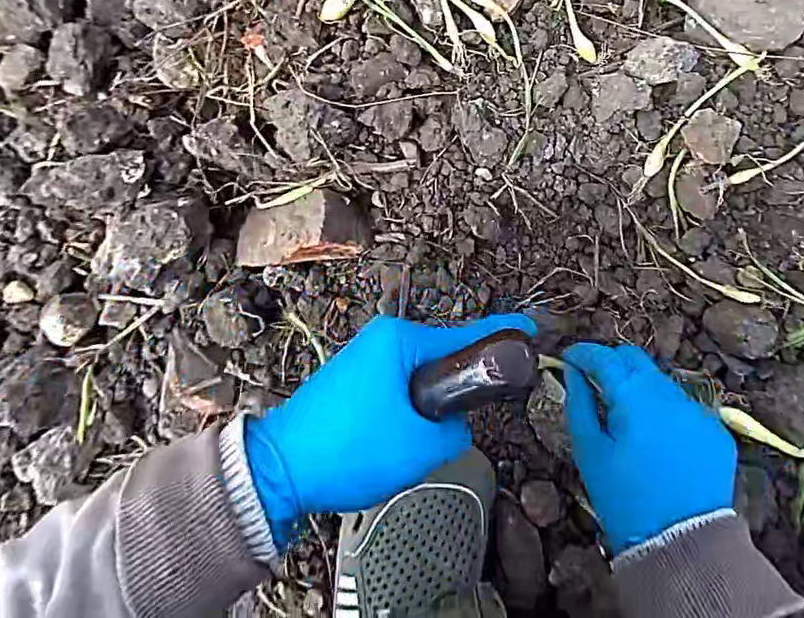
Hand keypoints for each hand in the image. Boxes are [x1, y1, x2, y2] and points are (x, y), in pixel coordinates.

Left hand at [244, 313, 535, 543]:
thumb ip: (454, 431)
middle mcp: (381, 339)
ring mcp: (364, 358)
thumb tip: (456, 425)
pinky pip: (395, 386)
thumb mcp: (417, 448)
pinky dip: (406, 407)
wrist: (275, 474)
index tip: (528, 328)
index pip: (464, 335)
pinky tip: (403, 434)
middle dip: (456, 385)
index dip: (501, 335)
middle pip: (440, 358)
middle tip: (474, 406)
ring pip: (417, 377)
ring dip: (427, 402)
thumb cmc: (345, 450)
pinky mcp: (352, 380)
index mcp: (399, 341)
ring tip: (426, 434)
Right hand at [562, 342, 735, 554]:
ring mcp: (697, 410)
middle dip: (612, 365)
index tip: (570, 358)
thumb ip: (579, 405)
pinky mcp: (716, 430)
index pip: (605, 357)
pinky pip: (684, 409)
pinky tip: (658, 445)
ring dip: (641, 391)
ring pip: (661, 384)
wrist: (682, 547)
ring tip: (627, 423)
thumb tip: (572, 373)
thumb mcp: (591, 454)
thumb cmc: (626, 503)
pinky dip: (667, 416)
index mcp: (636, 396)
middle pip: (636, 360)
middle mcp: (670, 393)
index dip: (584, 353)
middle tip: (595, 384)